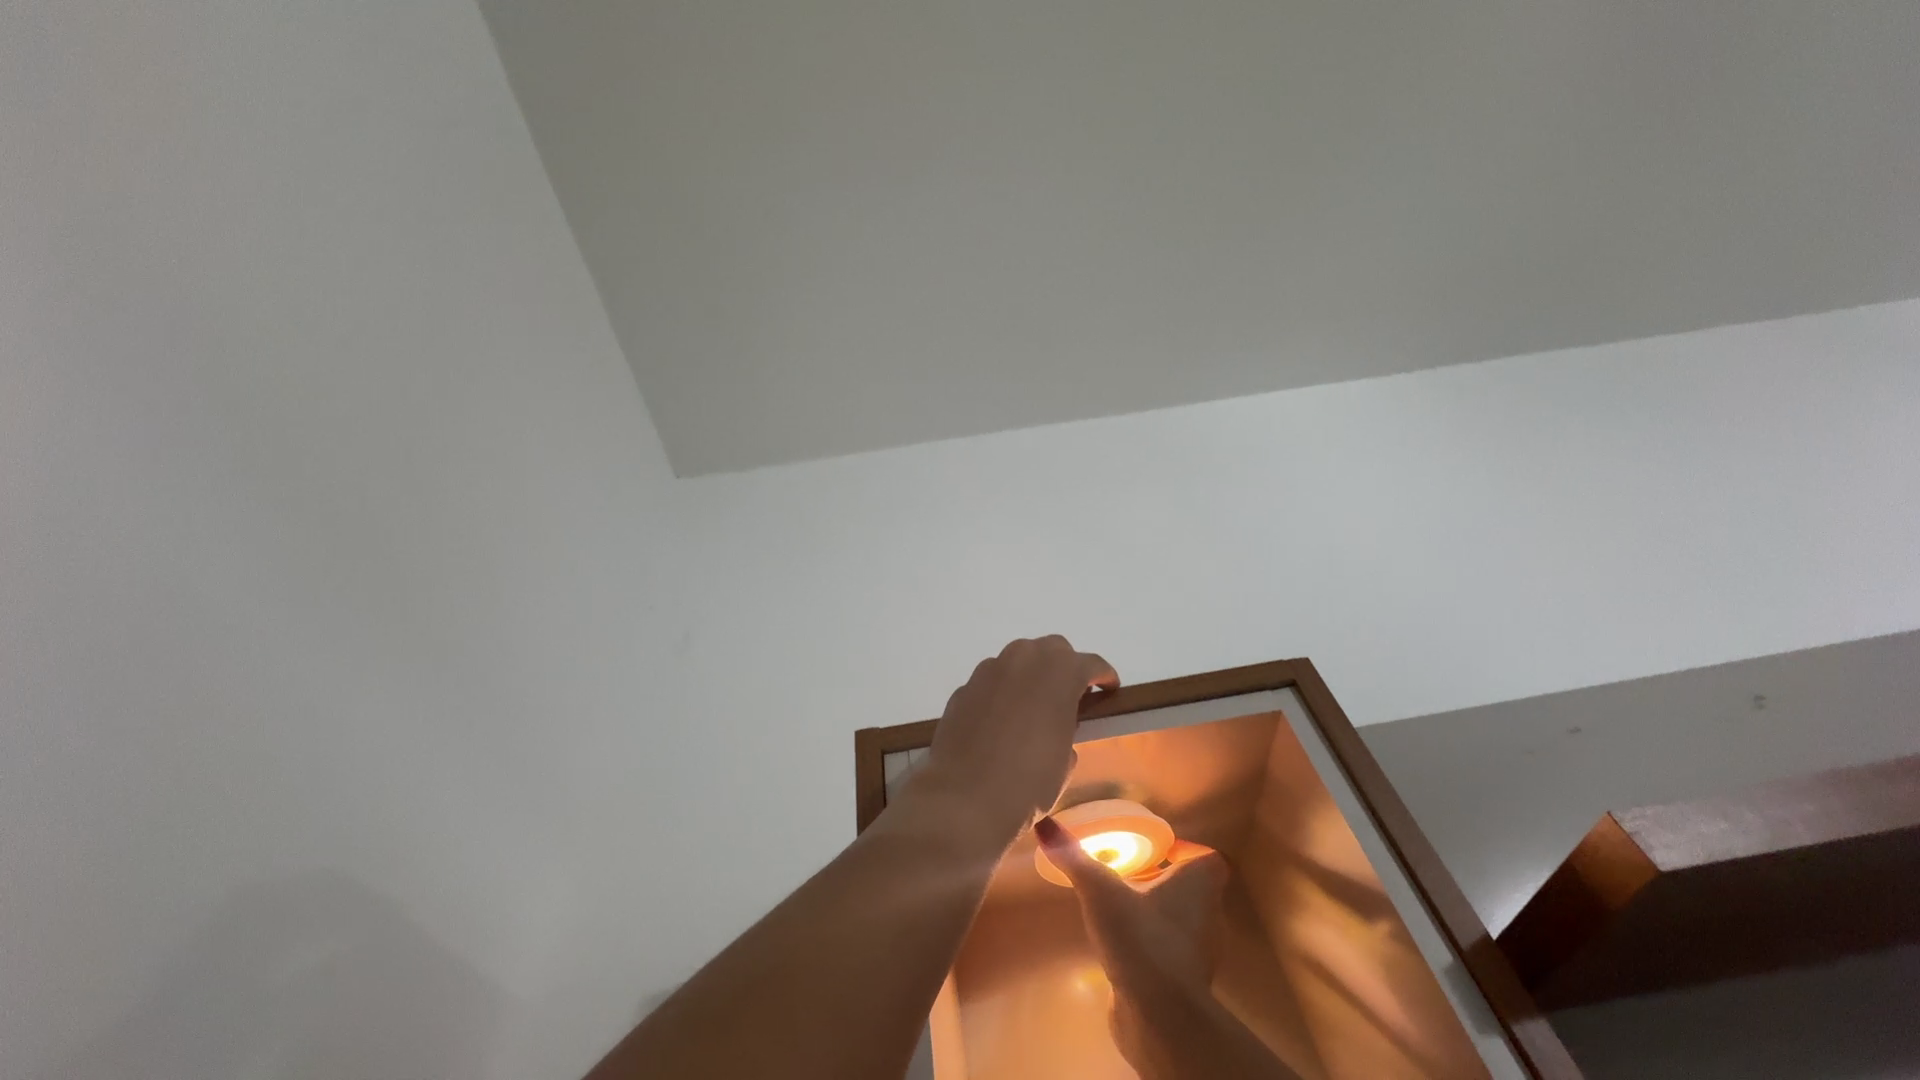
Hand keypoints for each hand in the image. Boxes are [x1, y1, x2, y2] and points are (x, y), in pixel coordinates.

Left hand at [915, 637, 1118, 837]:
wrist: (964, 799)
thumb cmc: (1028, 782)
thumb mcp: (1065, 760)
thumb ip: (1067, 730)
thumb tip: (1056, 727)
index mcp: (1059, 673)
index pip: (1090, 664)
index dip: (1103, 676)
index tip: (1108, 690)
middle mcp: (1023, 660)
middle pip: (1052, 650)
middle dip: (1064, 668)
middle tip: (1070, 697)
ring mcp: (988, 671)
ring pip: (1018, 660)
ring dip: (1030, 676)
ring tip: (1034, 708)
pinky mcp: (963, 689)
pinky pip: (991, 682)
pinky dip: (1002, 693)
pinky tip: (1000, 722)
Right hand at [1035, 818, 1227, 1005]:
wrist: (1160, 1016)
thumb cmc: (1142, 938)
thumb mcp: (1100, 892)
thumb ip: (1075, 858)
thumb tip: (1045, 825)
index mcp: (1200, 885)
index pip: (1206, 860)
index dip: (1185, 852)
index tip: (1154, 852)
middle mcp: (1210, 915)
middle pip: (1194, 890)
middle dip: (1164, 882)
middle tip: (1129, 876)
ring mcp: (1201, 953)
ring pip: (1183, 923)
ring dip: (1157, 916)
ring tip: (1121, 911)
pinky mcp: (1187, 983)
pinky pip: (1171, 954)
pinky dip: (1153, 948)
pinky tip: (1123, 950)